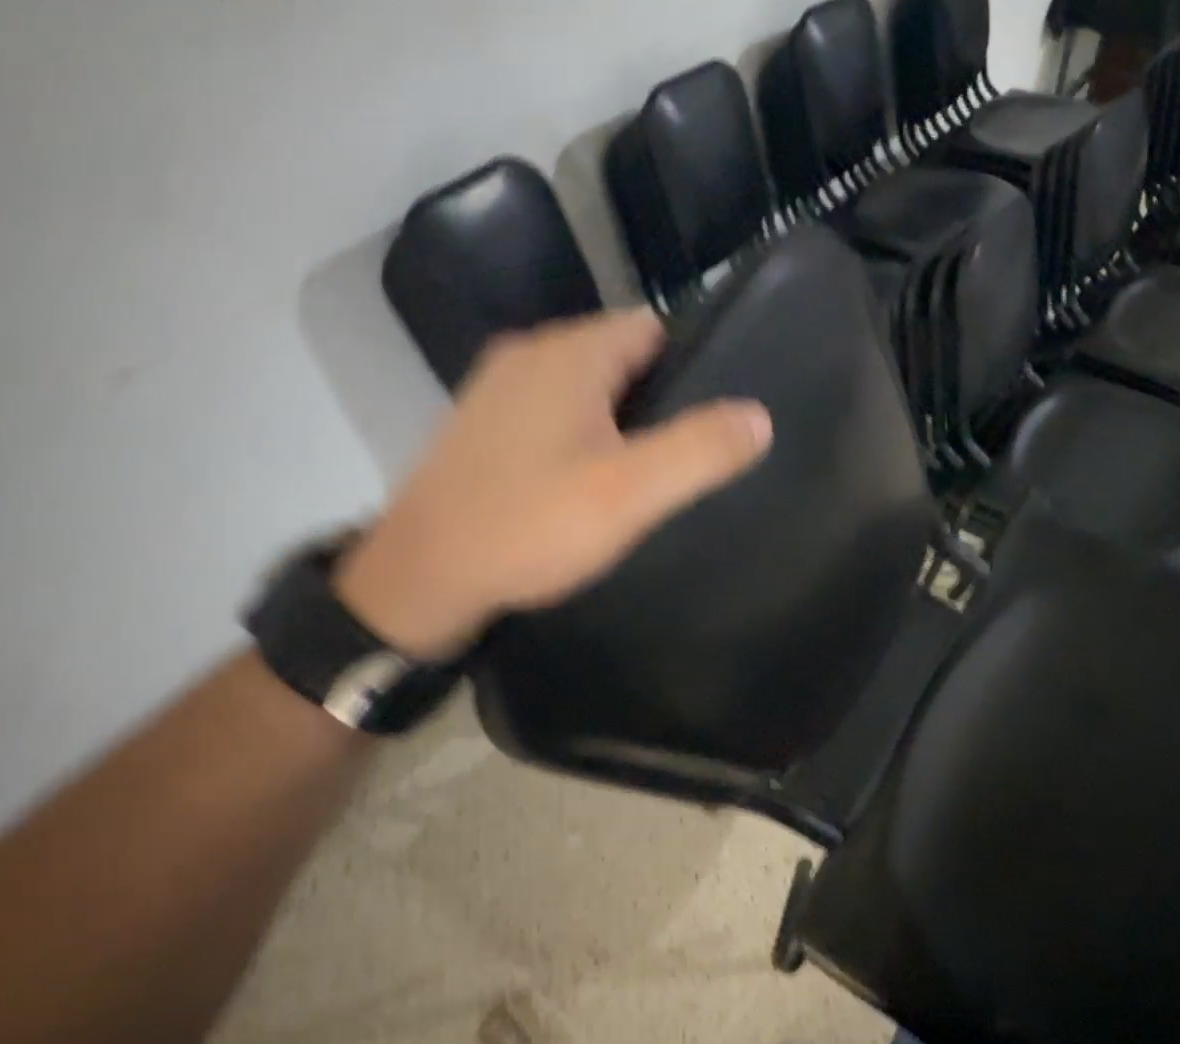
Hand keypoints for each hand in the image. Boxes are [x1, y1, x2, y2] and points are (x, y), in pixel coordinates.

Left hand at [334, 310, 772, 658]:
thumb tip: (760, 416)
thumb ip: (700, 450)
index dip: (691, 364)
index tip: (712, 416)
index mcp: (567, 356)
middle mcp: (527, 355)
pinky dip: (579, 434)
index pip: (650, 328)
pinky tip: (586, 483)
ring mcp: (495, 389)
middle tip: (685, 454)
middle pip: (618, 355)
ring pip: (583, 386)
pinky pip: (551, 412)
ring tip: (644, 472)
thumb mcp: (630, 493)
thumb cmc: (530, 526)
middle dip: (657, 395)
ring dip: (617, 419)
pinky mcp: (480, 426)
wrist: (420, 579)